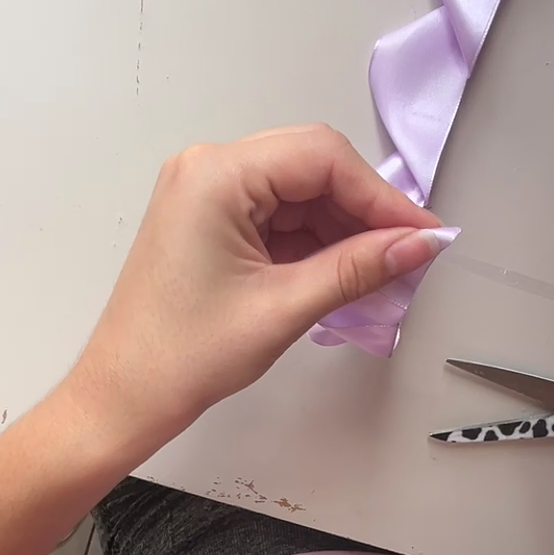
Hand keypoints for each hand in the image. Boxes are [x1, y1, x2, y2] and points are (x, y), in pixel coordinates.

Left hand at [63, 124, 445, 454]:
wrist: (127, 395)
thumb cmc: (188, 356)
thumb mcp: (283, 308)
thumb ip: (357, 268)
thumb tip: (420, 244)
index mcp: (217, 174)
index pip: (322, 158)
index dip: (382, 196)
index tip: (425, 234)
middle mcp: (208, 169)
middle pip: (311, 169)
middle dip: (364, 211)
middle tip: (410, 253)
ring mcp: (206, 195)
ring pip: (297, 196)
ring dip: (342, 230)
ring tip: (383, 271)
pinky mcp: (210, 224)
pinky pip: (276, 219)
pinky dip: (313, 244)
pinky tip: (344, 272)